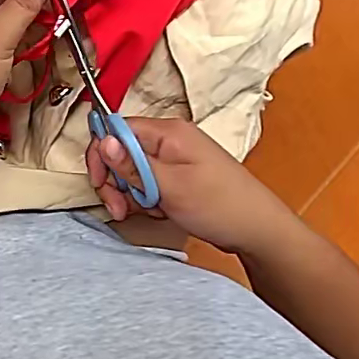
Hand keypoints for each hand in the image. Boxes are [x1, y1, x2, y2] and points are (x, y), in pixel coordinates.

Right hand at [86, 117, 303, 256]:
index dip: (103, 155)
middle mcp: (171, 140)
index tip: (102, 182)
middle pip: (122, 152)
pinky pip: (149, 183)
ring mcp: (175, 159)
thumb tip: (104, 140)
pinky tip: (159, 211)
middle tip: (121, 206)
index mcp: (169, 133)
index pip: (117, 129)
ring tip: (148, 211)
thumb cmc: (223, 205)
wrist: (256, 229)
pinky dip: (147, 200)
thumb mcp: (170, 186)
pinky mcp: (179, 176)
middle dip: (116, 181)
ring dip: (131, 194)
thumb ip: (134, 164)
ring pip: (133, 171)